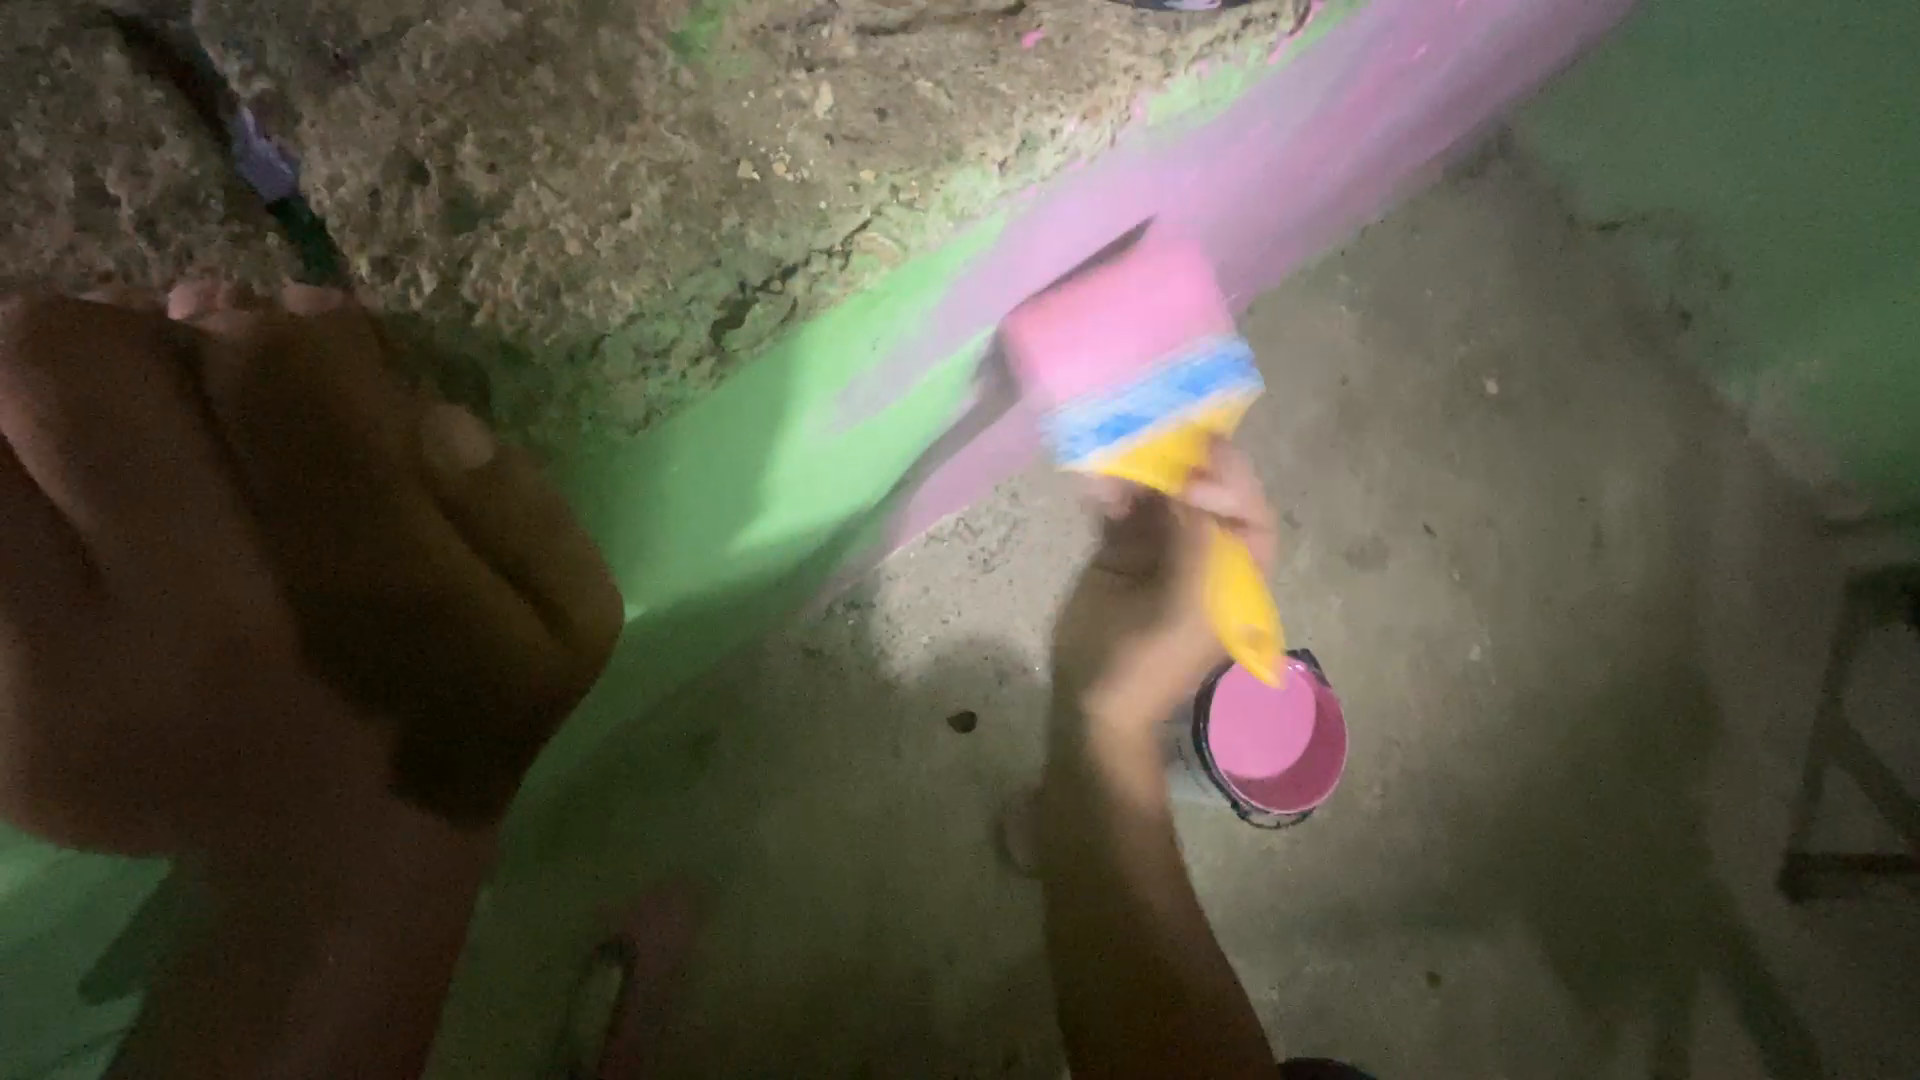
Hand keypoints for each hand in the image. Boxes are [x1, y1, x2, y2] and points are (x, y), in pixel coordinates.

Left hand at [0, 285, 618, 858]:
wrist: (351, 861)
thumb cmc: (483, 715)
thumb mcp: (571, 617)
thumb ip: (522, 506)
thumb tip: (421, 412)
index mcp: (377, 599)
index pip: (289, 387)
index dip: (290, 330)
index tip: (308, 330)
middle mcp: (203, 626)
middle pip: (72, 369)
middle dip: (139, 336)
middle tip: (197, 368)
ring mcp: (61, 682)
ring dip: (56, 404)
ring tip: (141, 441)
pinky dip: (21, 482)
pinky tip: (101, 512)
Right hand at [1050, 439, 1274, 723]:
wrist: (1092, 702)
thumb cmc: (1147, 665)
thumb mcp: (1183, 611)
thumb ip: (1194, 547)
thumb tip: (1187, 487)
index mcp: (1234, 574)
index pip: (1249, 515)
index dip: (1232, 484)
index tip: (1198, 465)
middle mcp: (1202, 553)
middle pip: (1205, 494)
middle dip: (1183, 465)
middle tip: (1157, 438)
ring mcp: (1159, 548)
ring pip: (1159, 494)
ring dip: (1139, 471)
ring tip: (1118, 450)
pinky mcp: (1120, 549)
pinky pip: (1120, 508)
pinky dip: (1108, 490)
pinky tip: (1094, 481)